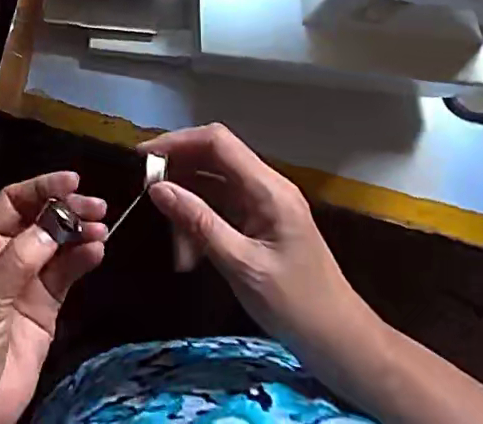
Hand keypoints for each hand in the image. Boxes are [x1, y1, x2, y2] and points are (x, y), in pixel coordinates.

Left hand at [0, 172, 107, 423]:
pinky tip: (96, 251)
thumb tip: (54, 224)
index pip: (13, 201)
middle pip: (42, 216)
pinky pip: (69, 270)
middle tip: (95, 206)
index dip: (41, 187)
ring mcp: (29, 277)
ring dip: (81, 231)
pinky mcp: (48, 301)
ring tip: (100, 229)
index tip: (71, 181)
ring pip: (60, 240)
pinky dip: (84, 258)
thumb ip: (20, 259)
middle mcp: (6, 253)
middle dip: (68, 208)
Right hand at [141, 124, 370, 357]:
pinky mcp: (260, 222)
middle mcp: (266, 185)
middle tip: (147, 197)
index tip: (143, 158)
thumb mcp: (241, 266)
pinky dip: (201, 225)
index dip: (178, 142)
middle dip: (179, 175)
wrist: (339, 341)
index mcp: (268, 187)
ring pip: (214, 186)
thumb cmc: (295, 304)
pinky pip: (222, 209)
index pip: (218, 142)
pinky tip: (190, 255)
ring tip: (176, 250)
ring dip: (189, 209)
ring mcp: (264, 203)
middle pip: (214, 159)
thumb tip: (159, 189)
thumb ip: (199, 223)